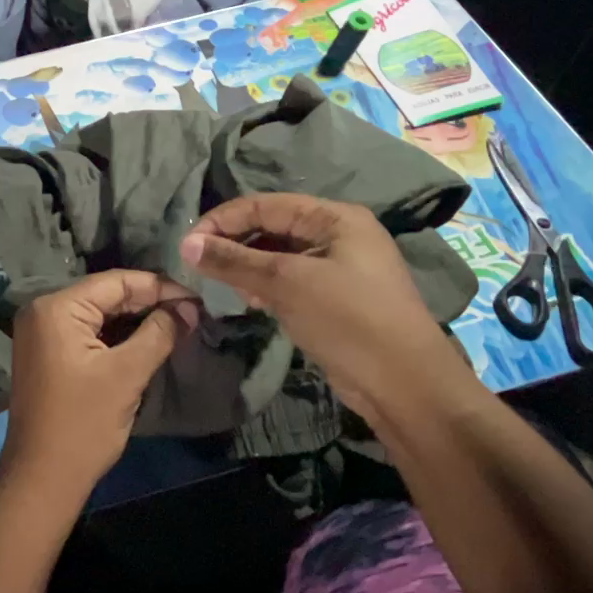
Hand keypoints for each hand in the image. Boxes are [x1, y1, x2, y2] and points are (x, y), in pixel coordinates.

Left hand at [0, 270, 196, 496]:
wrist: (43, 475)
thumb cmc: (83, 423)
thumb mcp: (127, 374)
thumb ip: (159, 334)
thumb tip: (189, 308)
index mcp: (56, 308)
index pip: (115, 282)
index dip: (159, 287)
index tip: (197, 298)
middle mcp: (43, 310)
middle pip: (105, 295)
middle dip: (149, 302)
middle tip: (193, 312)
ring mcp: (42, 332)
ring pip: (99, 314)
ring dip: (136, 319)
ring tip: (180, 323)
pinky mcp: (47, 352)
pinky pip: (88, 331)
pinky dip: (117, 335)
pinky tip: (149, 339)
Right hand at [179, 194, 469, 418]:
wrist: (407, 387)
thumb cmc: (349, 321)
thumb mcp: (286, 284)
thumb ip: (234, 261)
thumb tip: (185, 244)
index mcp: (336, 218)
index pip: (264, 205)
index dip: (223, 220)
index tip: (188, 245)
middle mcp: (338, 235)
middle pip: (271, 227)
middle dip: (233, 243)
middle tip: (200, 266)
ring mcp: (339, 268)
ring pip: (277, 255)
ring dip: (246, 266)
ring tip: (224, 286)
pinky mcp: (335, 298)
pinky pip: (289, 280)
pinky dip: (264, 286)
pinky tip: (250, 302)